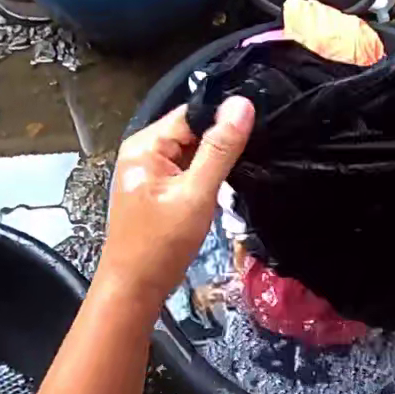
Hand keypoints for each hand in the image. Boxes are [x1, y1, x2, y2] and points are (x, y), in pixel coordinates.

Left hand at [96, 98, 254, 308]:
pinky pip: (187, 172)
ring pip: (192, 153)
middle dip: (221, 141)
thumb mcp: (196, 194)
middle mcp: (143, 152)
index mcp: (145, 145)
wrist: (134, 290)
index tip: (260, 123)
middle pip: (192, 132)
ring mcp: (149, 173)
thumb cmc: (161, 243)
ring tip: (247, 166)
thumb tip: (242, 103)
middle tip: (259, 149)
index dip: (224, 117)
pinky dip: (206, 178)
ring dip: (216, 161)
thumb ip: (220, 149)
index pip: (192, 114)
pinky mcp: (157, 192)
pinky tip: (224, 186)